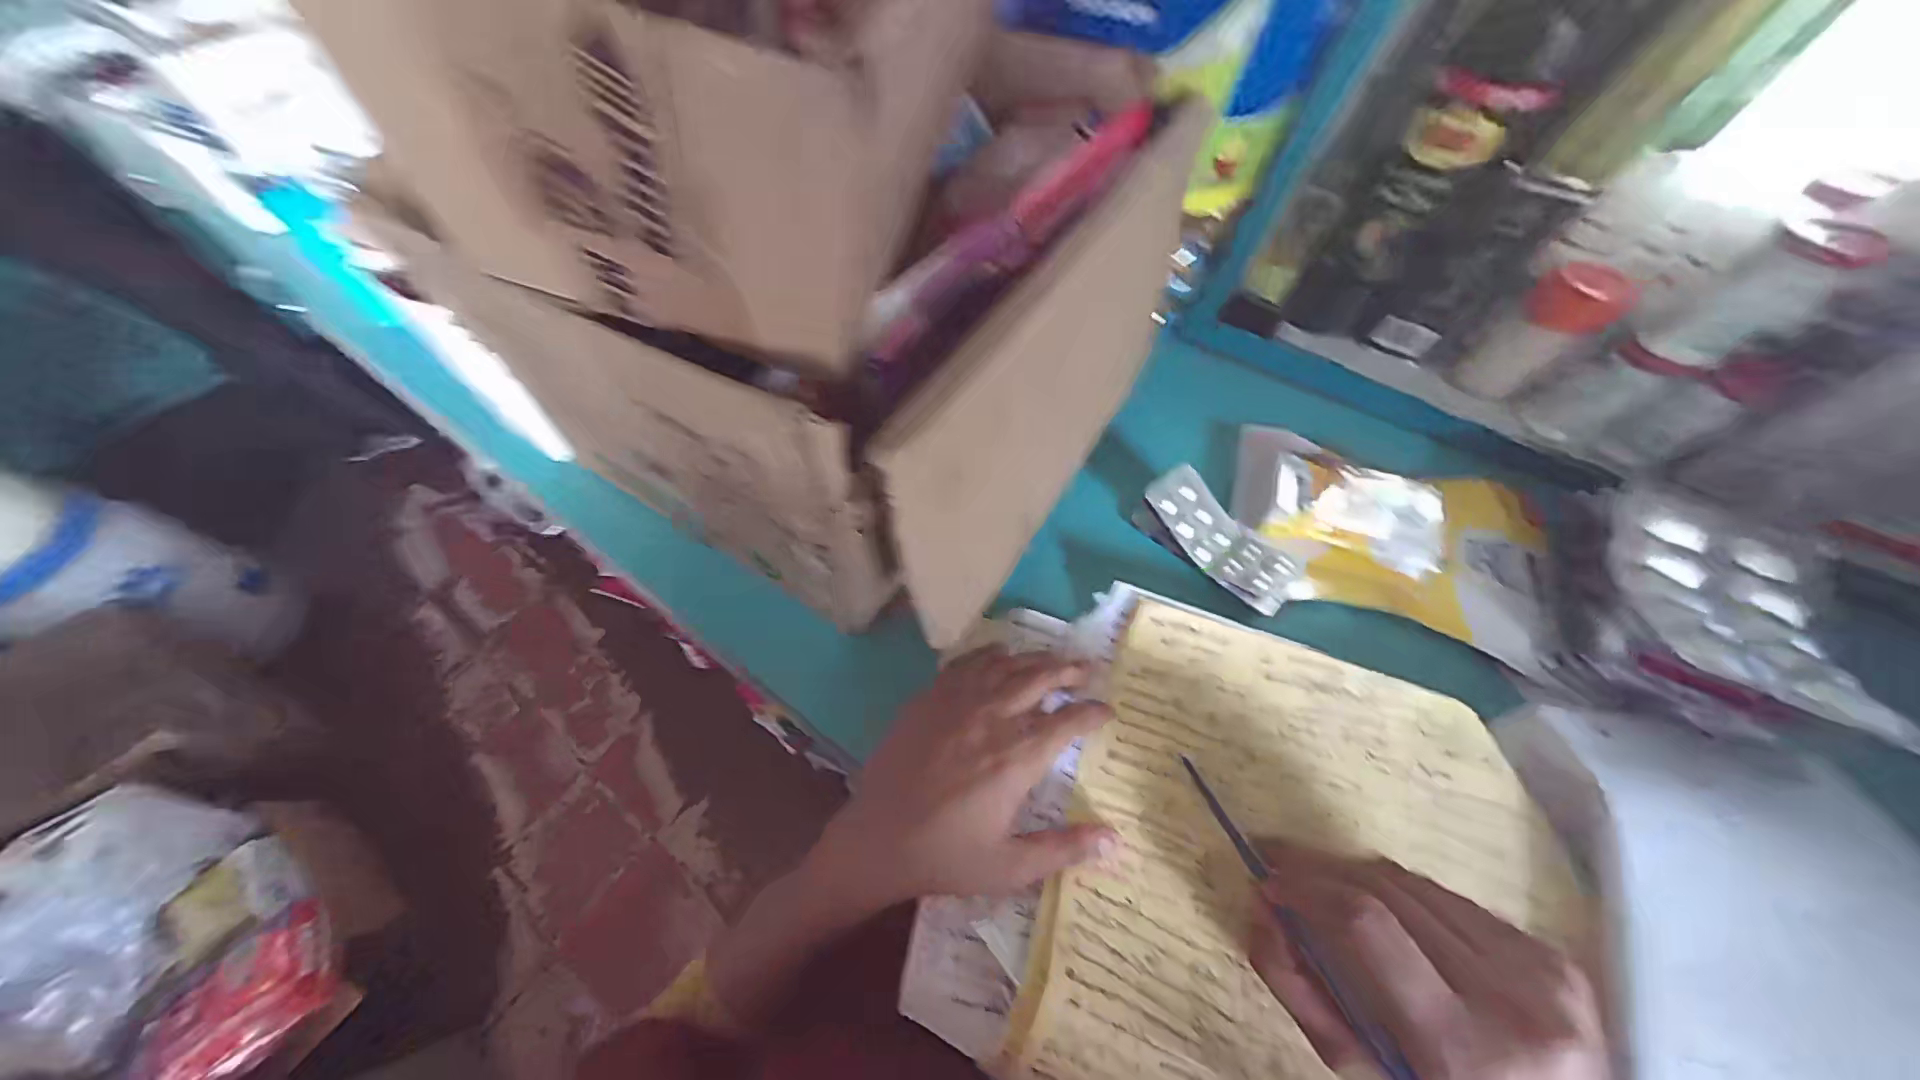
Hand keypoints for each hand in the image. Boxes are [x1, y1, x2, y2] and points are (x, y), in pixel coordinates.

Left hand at [806, 648, 1116, 912]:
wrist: (877, 838)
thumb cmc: (946, 855)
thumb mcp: (1009, 866)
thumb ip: (1063, 849)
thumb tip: (1114, 840)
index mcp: (1017, 758)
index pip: (1067, 722)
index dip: (1092, 712)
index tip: (1107, 709)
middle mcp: (992, 719)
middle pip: (1039, 679)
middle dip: (1069, 670)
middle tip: (1087, 669)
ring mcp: (957, 703)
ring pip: (1005, 666)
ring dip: (1034, 658)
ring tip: (1052, 658)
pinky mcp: (929, 698)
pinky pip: (966, 664)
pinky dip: (990, 655)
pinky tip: (999, 655)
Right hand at [1249, 845, 1607, 1079]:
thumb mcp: (1365, 1074)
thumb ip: (1301, 990)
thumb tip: (1264, 910)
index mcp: (1464, 1046)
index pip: (1365, 923)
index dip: (1307, 888)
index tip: (1267, 881)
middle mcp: (1513, 998)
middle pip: (1388, 893)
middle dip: (1321, 870)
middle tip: (1277, 863)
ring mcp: (1544, 973)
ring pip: (1418, 886)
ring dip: (1357, 876)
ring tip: (1321, 881)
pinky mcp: (1556, 957)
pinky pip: (1453, 901)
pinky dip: (1405, 896)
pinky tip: (1384, 909)